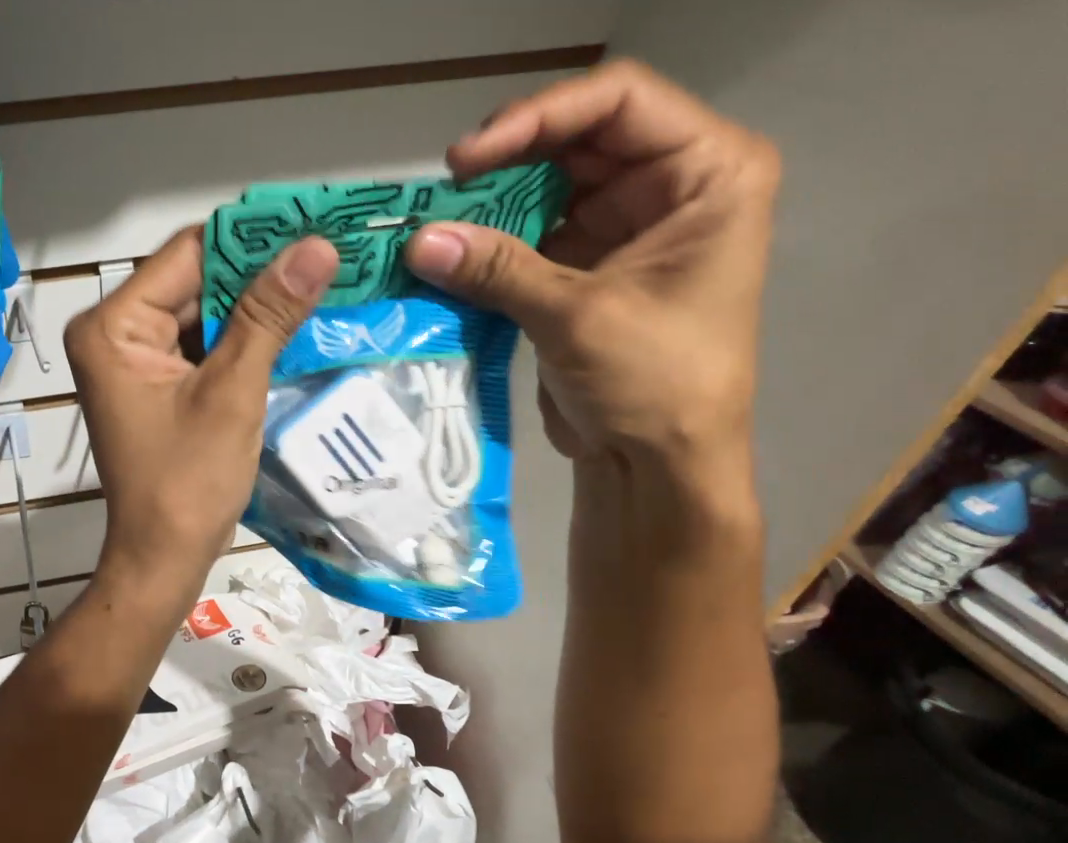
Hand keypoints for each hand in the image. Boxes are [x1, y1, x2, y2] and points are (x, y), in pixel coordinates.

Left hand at [63, 226, 338, 589]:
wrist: (164, 557)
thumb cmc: (188, 481)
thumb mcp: (233, 391)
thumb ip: (269, 315)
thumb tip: (317, 247)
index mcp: (112, 327)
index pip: (188, 255)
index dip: (253, 239)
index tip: (315, 224)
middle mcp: (113, 334)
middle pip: (195, 280)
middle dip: (259, 274)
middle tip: (330, 255)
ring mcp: (133, 361)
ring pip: (204, 311)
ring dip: (257, 306)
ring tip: (325, 283)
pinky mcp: (155, 384)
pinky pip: (203, 345)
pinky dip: (243, 339)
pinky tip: (295, 327)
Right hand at [404, 59, 780, 468]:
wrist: (655, 462)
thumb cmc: (654, 382)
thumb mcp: (577, 317)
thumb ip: (498, 270)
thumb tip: (416, 242)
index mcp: (706, 173)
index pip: (618, 101)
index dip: (538, 116)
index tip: (467, 158)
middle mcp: (667, 186)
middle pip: (575, 138)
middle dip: (505, 159)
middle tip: (442, 188)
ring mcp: (621, 226)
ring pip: (543, 186)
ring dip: (487, 204)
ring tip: (433, 221)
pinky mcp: (581, 266)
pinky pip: (525, 235)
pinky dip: (485, 244)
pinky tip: (444, 254)